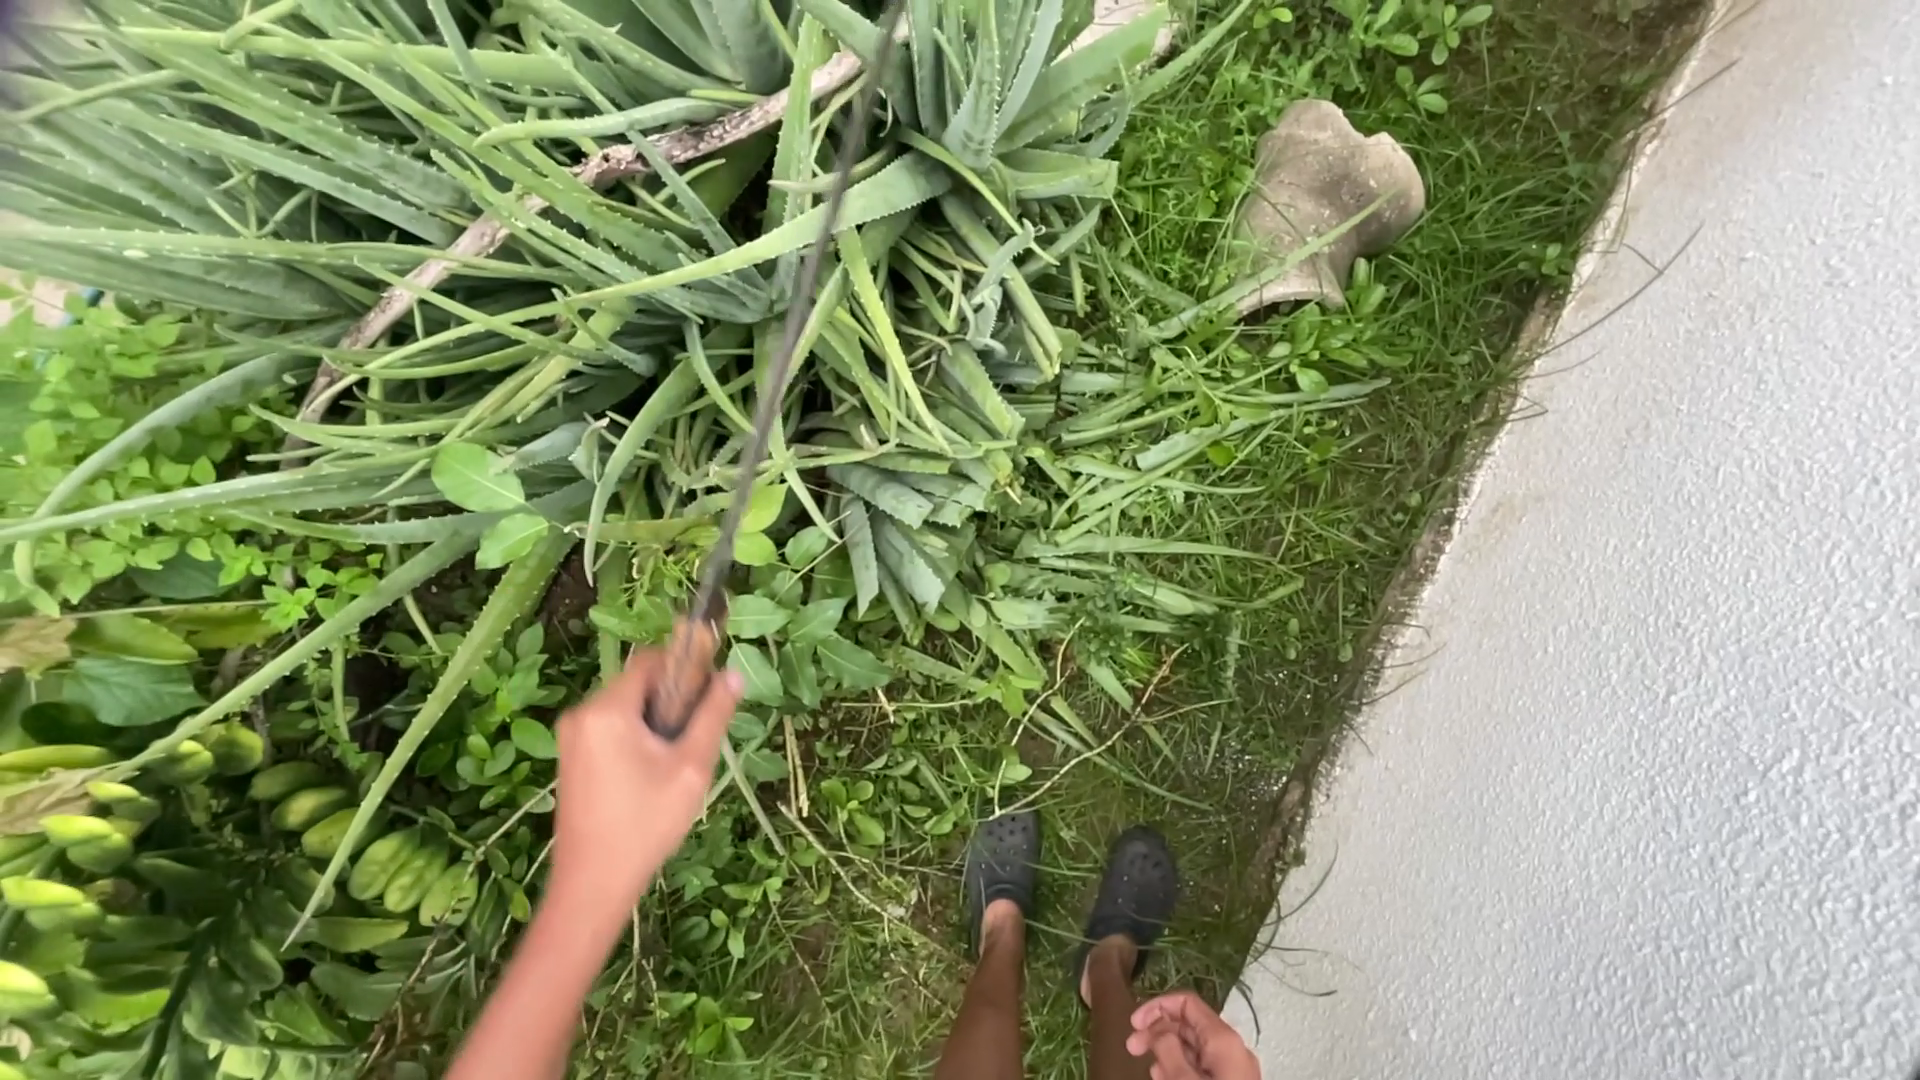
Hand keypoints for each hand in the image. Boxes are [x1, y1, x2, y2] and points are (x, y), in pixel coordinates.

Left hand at [549, 630, 742, 921]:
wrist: (593, 884)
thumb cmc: (646, 823)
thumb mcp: (691, 766)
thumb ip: (713, 714)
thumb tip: (733, 674)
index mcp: (607, 710)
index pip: (652, 660)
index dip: (686, 666)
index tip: (710, 692)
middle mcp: (582, 713)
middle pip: (639, 683)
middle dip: (673, 698)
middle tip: (697, 735)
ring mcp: (572, 737)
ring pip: (627, 706)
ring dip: (657, 718)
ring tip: (678, 759)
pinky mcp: (571, 757)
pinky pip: (612, 726)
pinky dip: (638, 734)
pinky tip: (654, 770)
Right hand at [1127, 991, 1260, 1079]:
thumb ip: (1167, 1047)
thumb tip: (1157, 1026)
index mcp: (1223, 1039)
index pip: (1187, 1003)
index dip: (1157, 1006)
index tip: (1133, 1024)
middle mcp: (1231, 1049)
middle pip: (1189, 1026)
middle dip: (1158, 1033)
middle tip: (1131, 1048)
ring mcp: (1234, 1071)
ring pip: (1194, 1049)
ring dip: (1167, 1054)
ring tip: (1151, 1073)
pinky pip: (1202, 1069)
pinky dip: (1181, 1070)